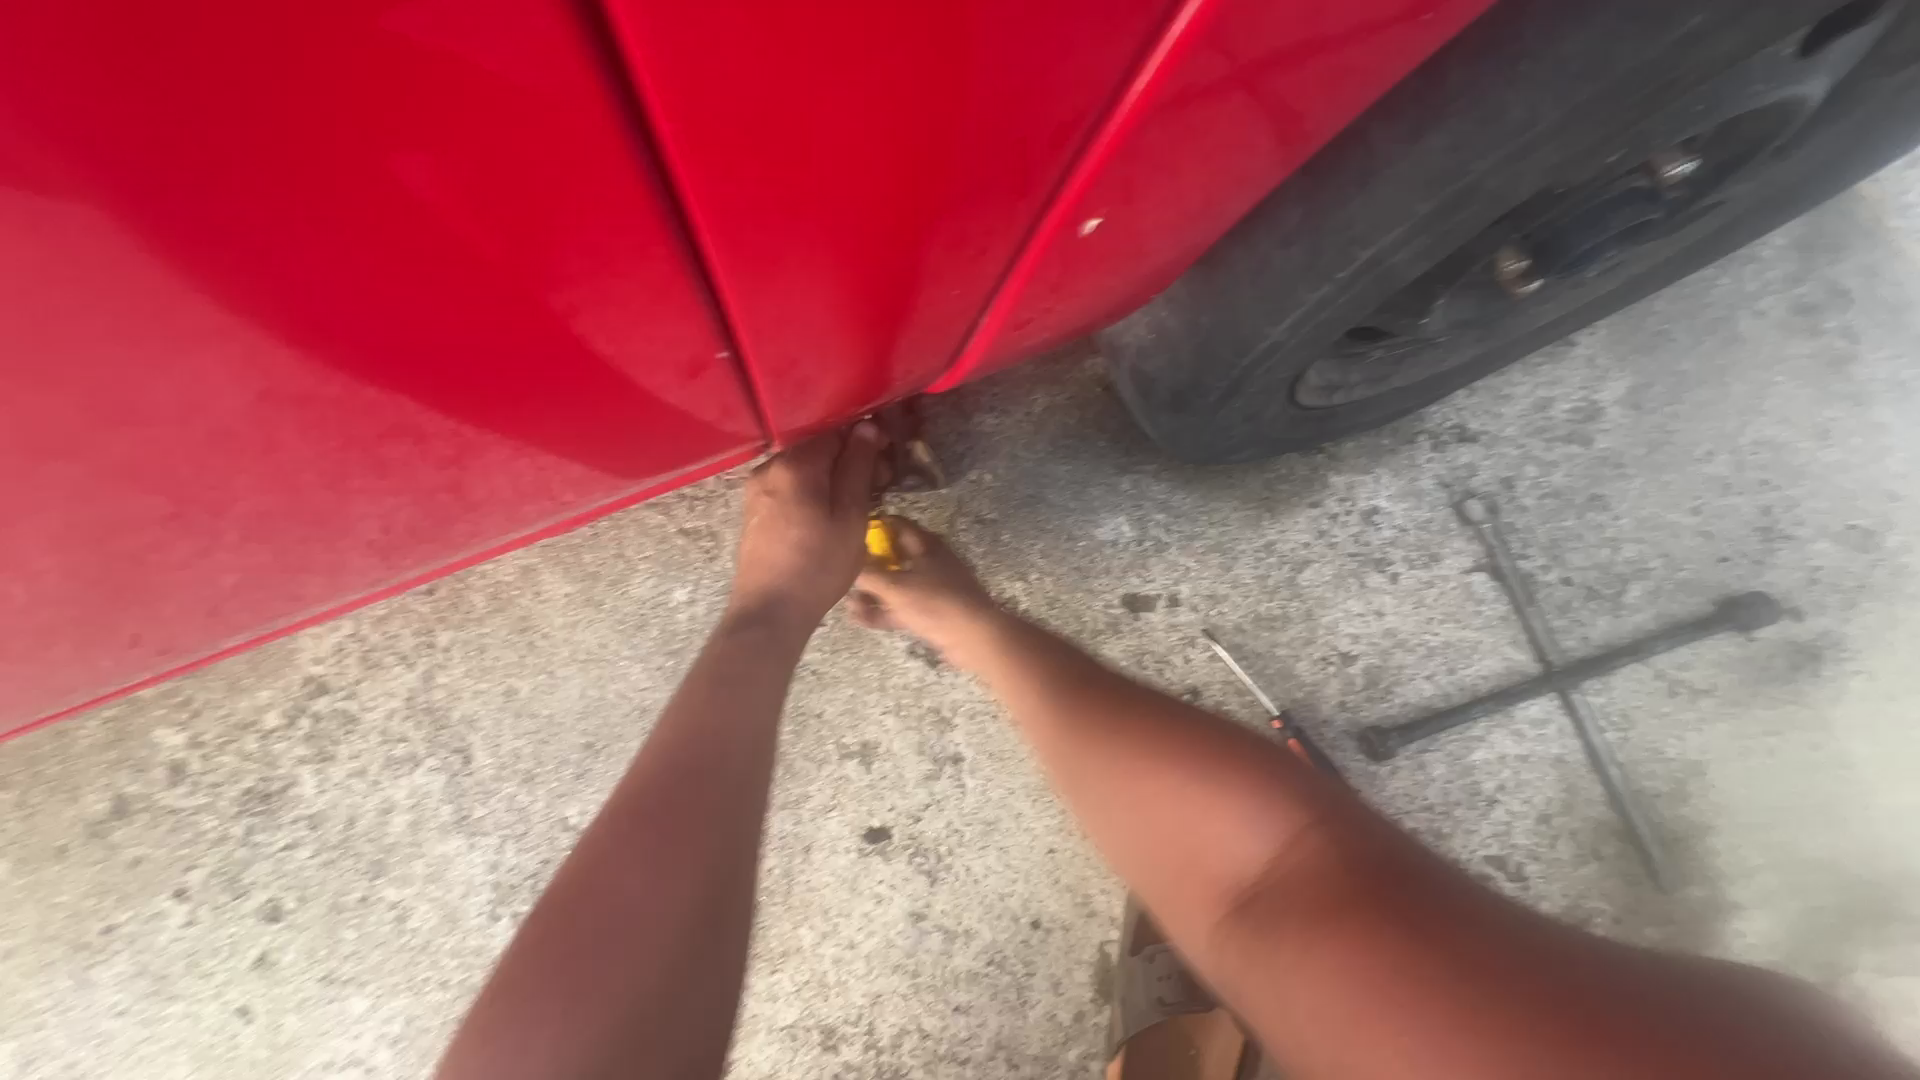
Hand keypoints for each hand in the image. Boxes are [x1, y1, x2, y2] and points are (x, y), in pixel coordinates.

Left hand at [728, 423, 886, 627]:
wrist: (770, 610)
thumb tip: (865, 428)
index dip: (864, 442)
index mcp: (795, 464)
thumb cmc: (818, 566)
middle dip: (846, 459)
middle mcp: (769, 467)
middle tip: (874, 487)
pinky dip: (810, 491)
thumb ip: (857, 469)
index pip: (835, 432)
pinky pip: (788, 486)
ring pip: (801, 468)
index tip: (884, 463)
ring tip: (851, 504)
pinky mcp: (754, 509)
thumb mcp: (850, 517)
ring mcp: (756, 488)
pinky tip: (824, 515)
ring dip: (828, 477)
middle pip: (815, 448)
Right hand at [848, 518, 1003, 665]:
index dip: (873, 526)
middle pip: (893, 557)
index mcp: (926, 545)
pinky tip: (859, 618)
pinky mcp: (931, 612)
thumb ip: (868, 574)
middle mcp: (929, 562)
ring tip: (847, 600)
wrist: (974, 637)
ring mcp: (931, 589)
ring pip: (896, 585)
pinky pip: (901, 607)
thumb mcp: (895, 586)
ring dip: (872, 593)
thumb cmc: (935, 602)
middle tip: (842, 572)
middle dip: (868, 565)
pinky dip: (882, 611)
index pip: (897, 525)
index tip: (848, 533)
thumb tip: (847, 562)